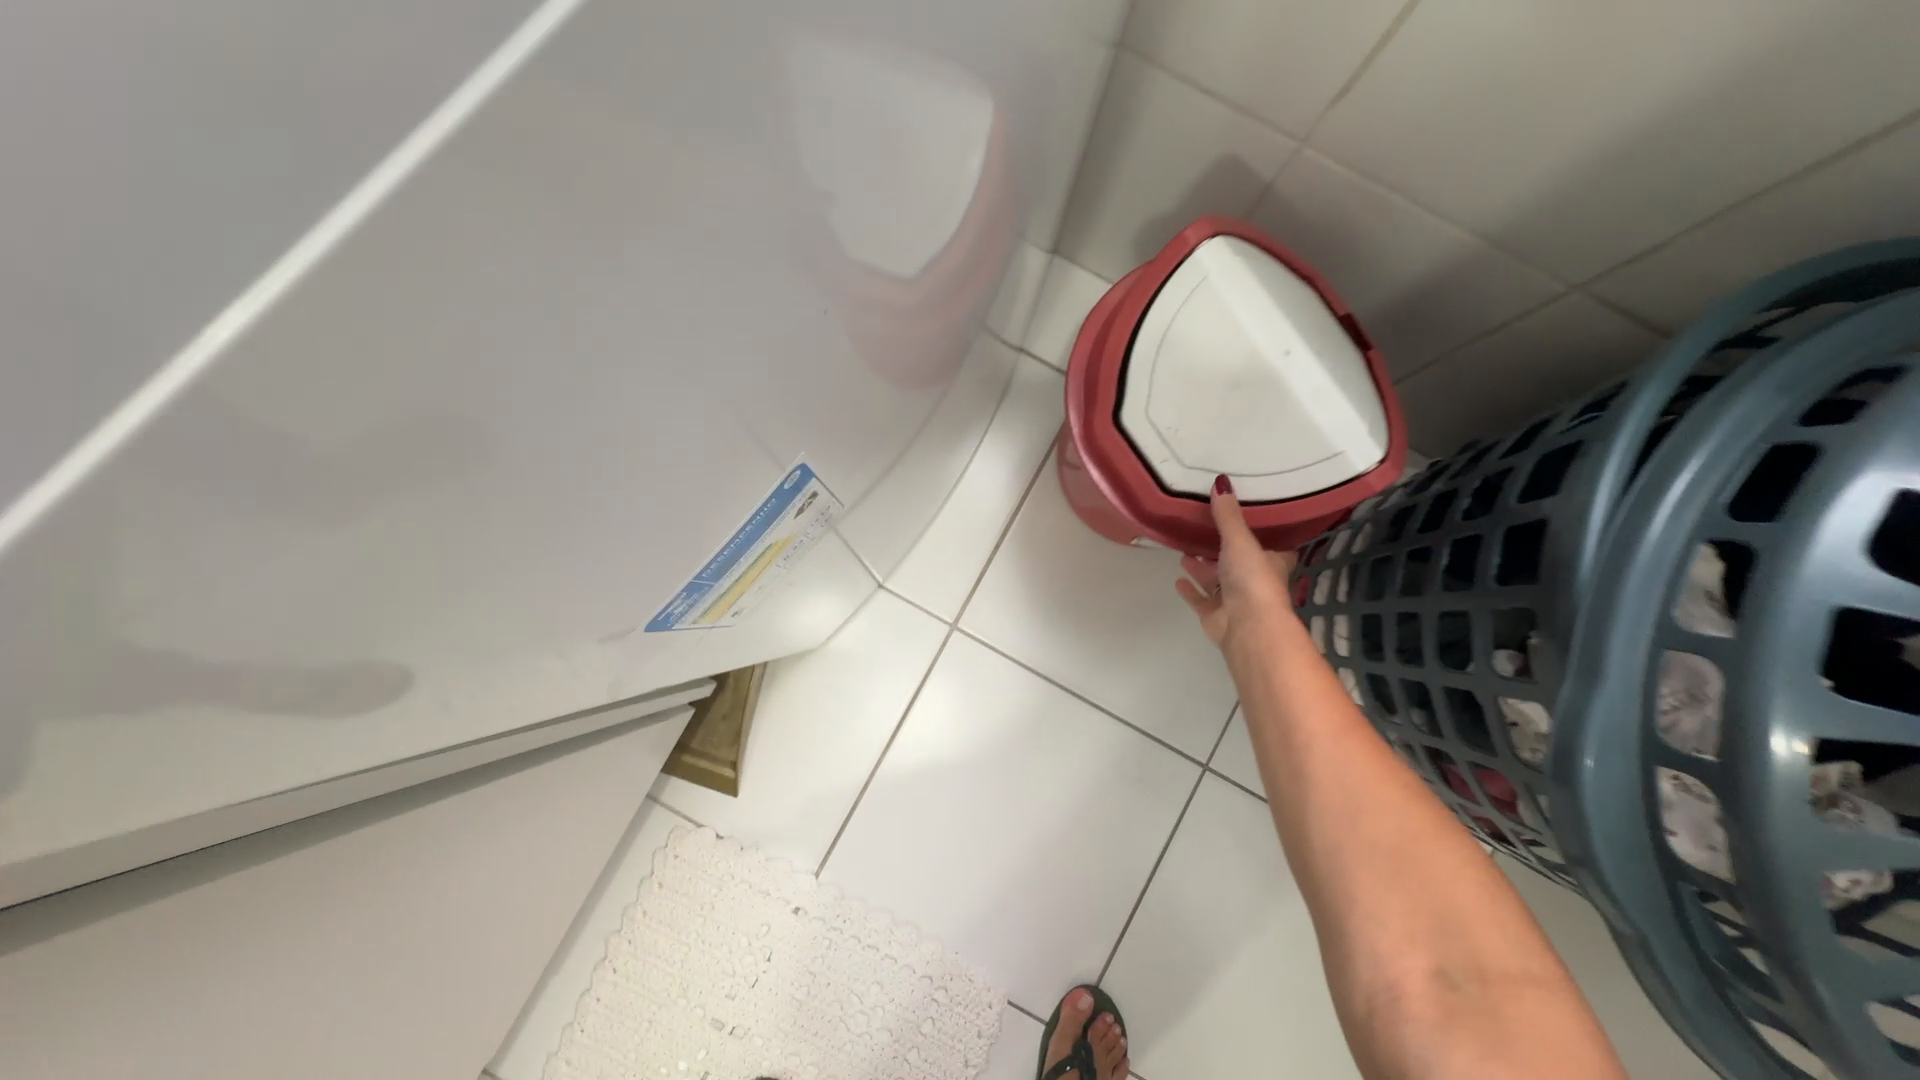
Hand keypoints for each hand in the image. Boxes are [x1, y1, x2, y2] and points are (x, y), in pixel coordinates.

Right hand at [1175, 475, 1298, 650]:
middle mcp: (1254, 581)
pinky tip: (1178, 579)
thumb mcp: (1240, 540)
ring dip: (1202, 569)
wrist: (1248, 627)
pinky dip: (1190, 590)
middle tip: (1202, 534)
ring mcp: (1234, 601)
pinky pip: (1201, 600)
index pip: (1272, 547)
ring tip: (1185, 552)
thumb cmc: (1253, 580)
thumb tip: (1221, 481)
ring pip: (1217, 581)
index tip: (1249, 522)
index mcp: (1271, 562)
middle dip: (1222, 551)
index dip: (1264, 537)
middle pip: (1238, 563)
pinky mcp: (1215, 616)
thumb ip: (1227, 515)